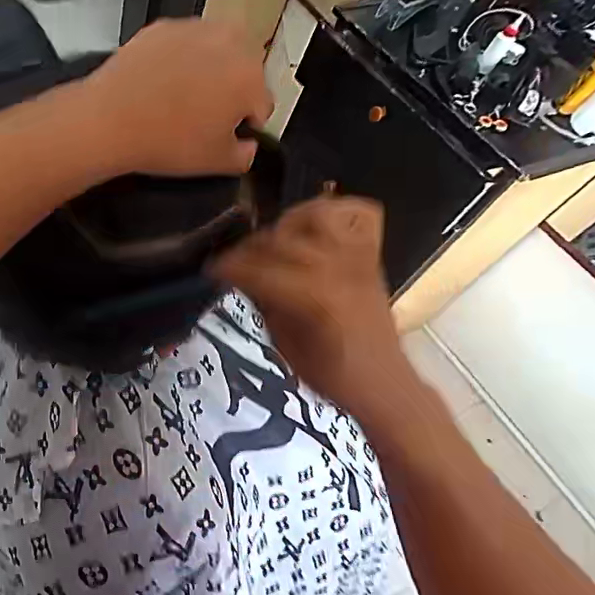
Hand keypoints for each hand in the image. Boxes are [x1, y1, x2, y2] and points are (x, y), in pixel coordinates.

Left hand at [76, 18, 268, 177]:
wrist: (110, 120)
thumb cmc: (168, 141)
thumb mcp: (219, 162)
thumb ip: (247, 154)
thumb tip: (248, 145)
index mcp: (250, 76)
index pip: (263, 105)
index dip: (246, 124)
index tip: (228, 135)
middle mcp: (229, 42)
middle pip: (244, 70)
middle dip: (232, 90)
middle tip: (206, 118)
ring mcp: (194, 28)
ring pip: (216, 53)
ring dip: (209, 72)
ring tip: (183, 101)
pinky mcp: (163, 26)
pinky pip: (184, 45)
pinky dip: (180, 60)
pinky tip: (162, 85)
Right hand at [211, 197, 408, 418]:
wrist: (382, 381)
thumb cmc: (332, 375)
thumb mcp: (285, 345)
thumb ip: (266, 304)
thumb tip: (247, 278)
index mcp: (312, 296)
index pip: (257, 268)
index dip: (228, 267)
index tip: (211, 271)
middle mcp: (335, 266)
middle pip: (280, 238)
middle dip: (250, 249)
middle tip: (237, 265)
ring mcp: (356, 255)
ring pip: (317, 213)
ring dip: (290, 223)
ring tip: (277, 242)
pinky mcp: (371, 253)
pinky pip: (359, 213)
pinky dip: (337, 213)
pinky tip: (317, 229)